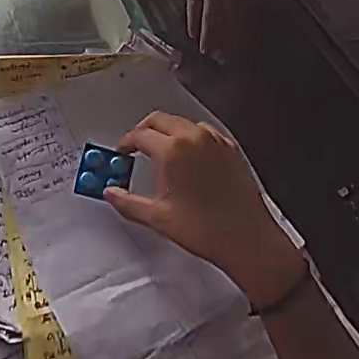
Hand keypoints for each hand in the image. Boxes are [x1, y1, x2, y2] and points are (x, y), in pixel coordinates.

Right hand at [104, 112, 303, 308]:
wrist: (247, 238)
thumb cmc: (207, 230)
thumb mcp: (159, 218)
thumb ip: (128, 203)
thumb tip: (112, 194)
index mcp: (174, 150)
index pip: (140, 134)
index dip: (126, 142)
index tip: (122, 151)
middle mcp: (194, 138)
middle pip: (160, 120)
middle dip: (144, 131)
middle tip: (136, 147)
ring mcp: (215, 140)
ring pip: (182, 123)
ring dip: (167, 132)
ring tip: (161, 153)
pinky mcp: (229, 148)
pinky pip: (204, 132)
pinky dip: (190, 137)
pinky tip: (188, 158)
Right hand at [167, 0, 249, 63]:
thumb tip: (236, 5)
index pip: (245, 8)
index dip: (245, 29)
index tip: (244, 47)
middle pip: (232, 15)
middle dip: (230, 37)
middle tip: (227, 58)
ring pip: (215, 13)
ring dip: (213, 35)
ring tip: (210, 53)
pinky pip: (195, 5)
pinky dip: (195, 21)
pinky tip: (194, 35)